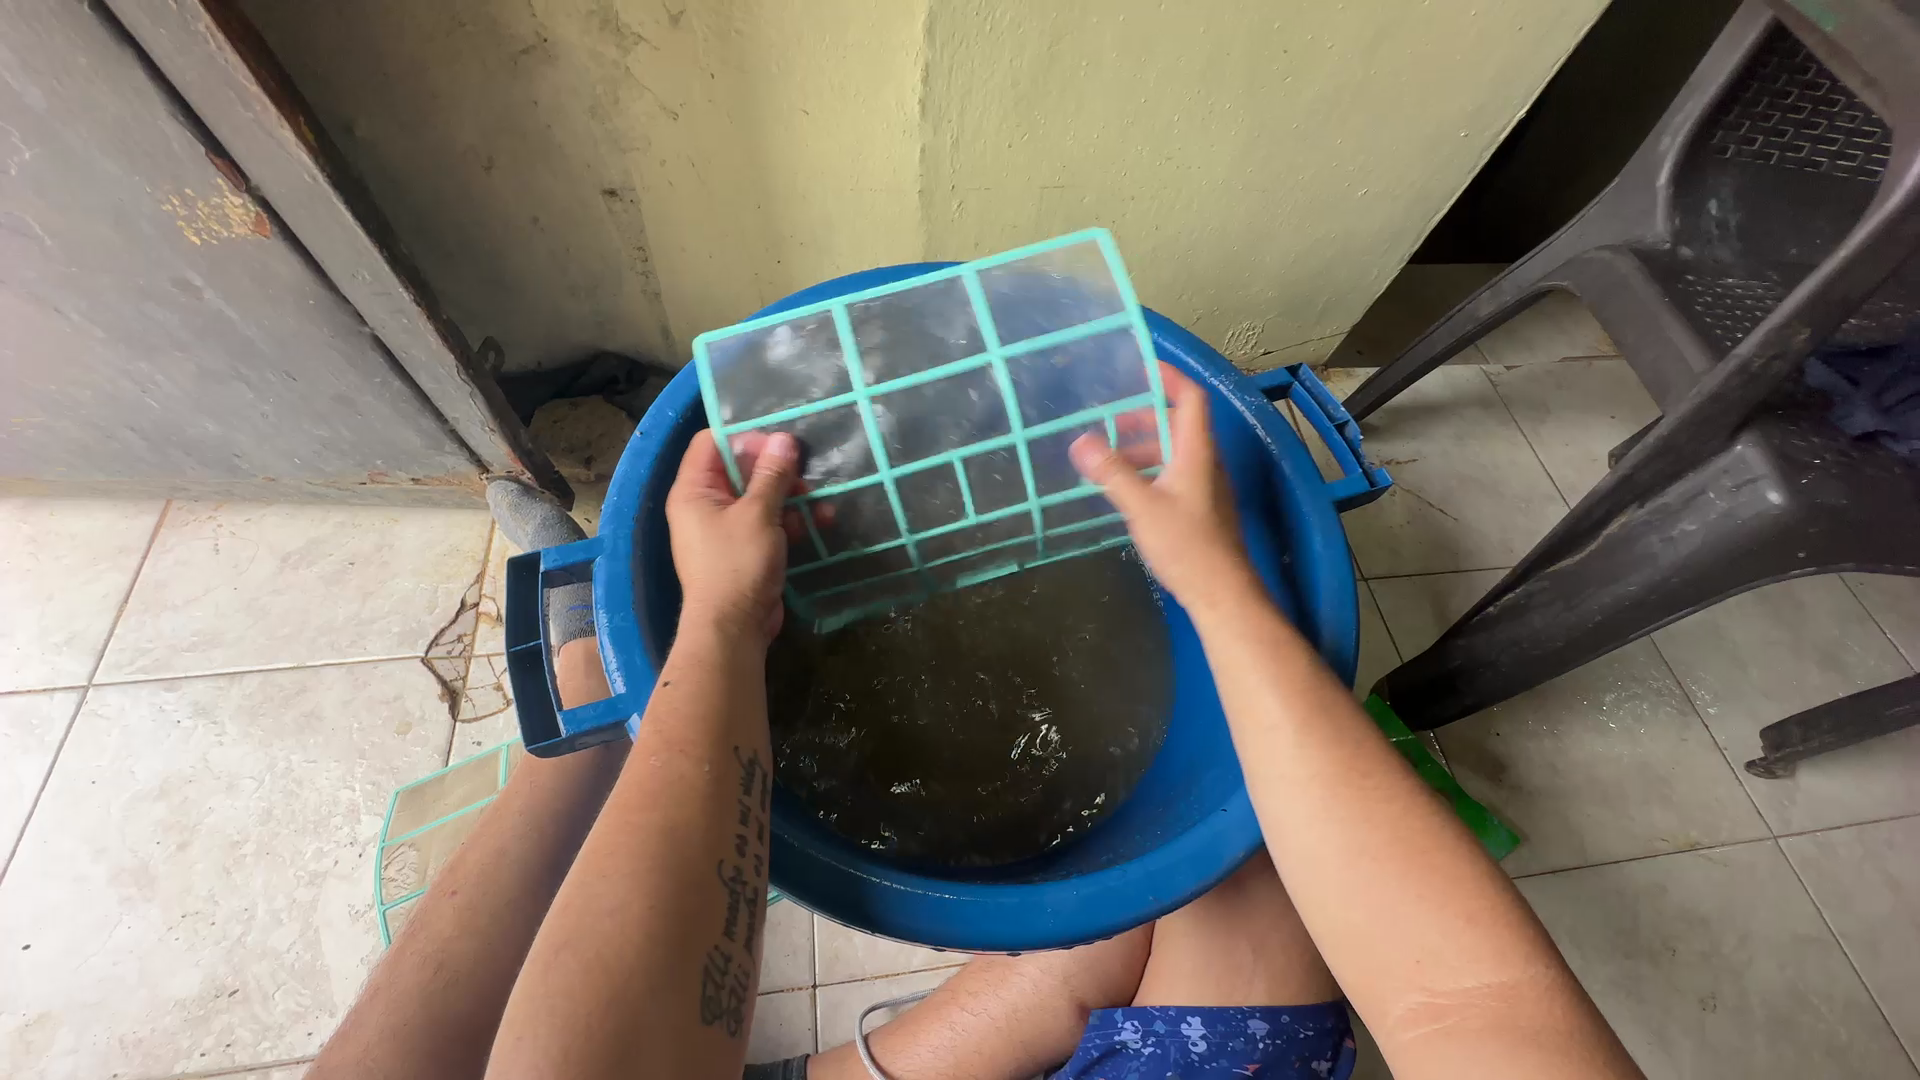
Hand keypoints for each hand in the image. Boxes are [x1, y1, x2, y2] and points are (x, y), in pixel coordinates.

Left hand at [666, 430, 801, 643]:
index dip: (745, 437)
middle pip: (741, 470)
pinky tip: (819, 524)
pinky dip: (791, 521)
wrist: (733, 628)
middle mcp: (705, 505)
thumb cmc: (737, 565)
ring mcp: (726, 529)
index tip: (780, 442)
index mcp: (694, 490)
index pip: (711, 443)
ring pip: (760, 498)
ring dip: (792, 498)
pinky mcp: (746, 549)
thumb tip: (784, 439)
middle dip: (777, 471)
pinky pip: (768, 523)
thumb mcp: (758, 514)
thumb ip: (772, 475)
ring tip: (821, 504)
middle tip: (807, 474)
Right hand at [1069, 366, 1259, 611]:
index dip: (1168, 378)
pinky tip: (1126, 491)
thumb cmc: (1185, 545)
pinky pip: (1174, 474)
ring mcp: (1206, 487)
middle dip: (1143, 419)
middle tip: (1107, 424)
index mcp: (1196, 452)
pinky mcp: (1201, 509)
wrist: (1221, 592)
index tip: (1139, 369)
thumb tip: (1080, 441)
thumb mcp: (1141, 506)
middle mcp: (1205, 463)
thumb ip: (1111, 472)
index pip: (1190, 399)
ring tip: (1108, 461)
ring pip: (1175, 452)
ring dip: (1143, 448)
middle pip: (1178, 425)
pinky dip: (1149, 471)